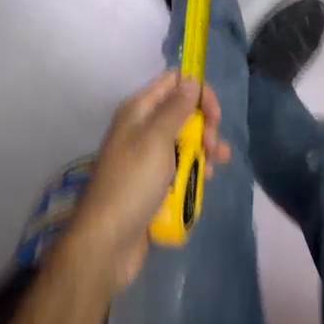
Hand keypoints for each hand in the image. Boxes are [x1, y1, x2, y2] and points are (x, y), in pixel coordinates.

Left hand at [62, 71, 230, 290]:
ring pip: (185, 141)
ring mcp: (148, 158)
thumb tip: (191, 80)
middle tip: (213, 144)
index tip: (214, 113)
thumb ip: (176, 108)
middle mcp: (143, 129)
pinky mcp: (155, 184)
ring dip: (204, 149)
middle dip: (204, 124)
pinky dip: (195, 170)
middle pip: (183, 112)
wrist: (107, 242)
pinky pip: (181, 168)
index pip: (172, 83)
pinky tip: (206, 180)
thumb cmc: (132, 183)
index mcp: (138, 111)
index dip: (197, 90)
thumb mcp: (156, 139)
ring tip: (215, 167)